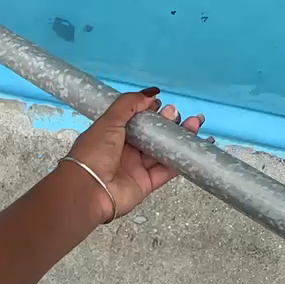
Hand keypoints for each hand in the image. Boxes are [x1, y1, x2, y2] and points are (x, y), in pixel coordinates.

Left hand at [64, 87, 205, 221]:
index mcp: (112, 134)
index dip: (151, 112)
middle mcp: (124, 151)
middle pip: (152, 135)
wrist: (87, 190)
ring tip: (195, 123)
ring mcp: (136, 167)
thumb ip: (129, 104)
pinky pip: (168, 170)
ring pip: (163, 150)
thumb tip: (152, 93)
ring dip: (179, 137)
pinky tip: (197, 145)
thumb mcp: (108, 121)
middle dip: (169, 123)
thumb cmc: (93, 153)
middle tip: (178, 115)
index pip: (136, 120)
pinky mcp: (146, 184)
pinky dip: (183, 159)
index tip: (163, 105)